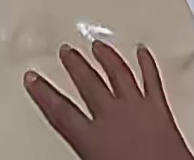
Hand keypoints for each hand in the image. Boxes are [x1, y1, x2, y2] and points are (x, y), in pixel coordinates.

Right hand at [23, 42, 193, 159]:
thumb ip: (86, 154)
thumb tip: (78, 146)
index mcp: (94, 140)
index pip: (61, 112)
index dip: (44, 94)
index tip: (32, 77)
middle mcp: (113, 116)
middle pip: (89, 84)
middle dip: (76, 65)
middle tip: (66, 49)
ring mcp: (138, 108)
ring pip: (117, 74)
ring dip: (106, 57)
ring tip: (98, 45)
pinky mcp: (160, 108)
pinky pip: (151, 79)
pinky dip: (146, 62)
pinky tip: (142, 49)